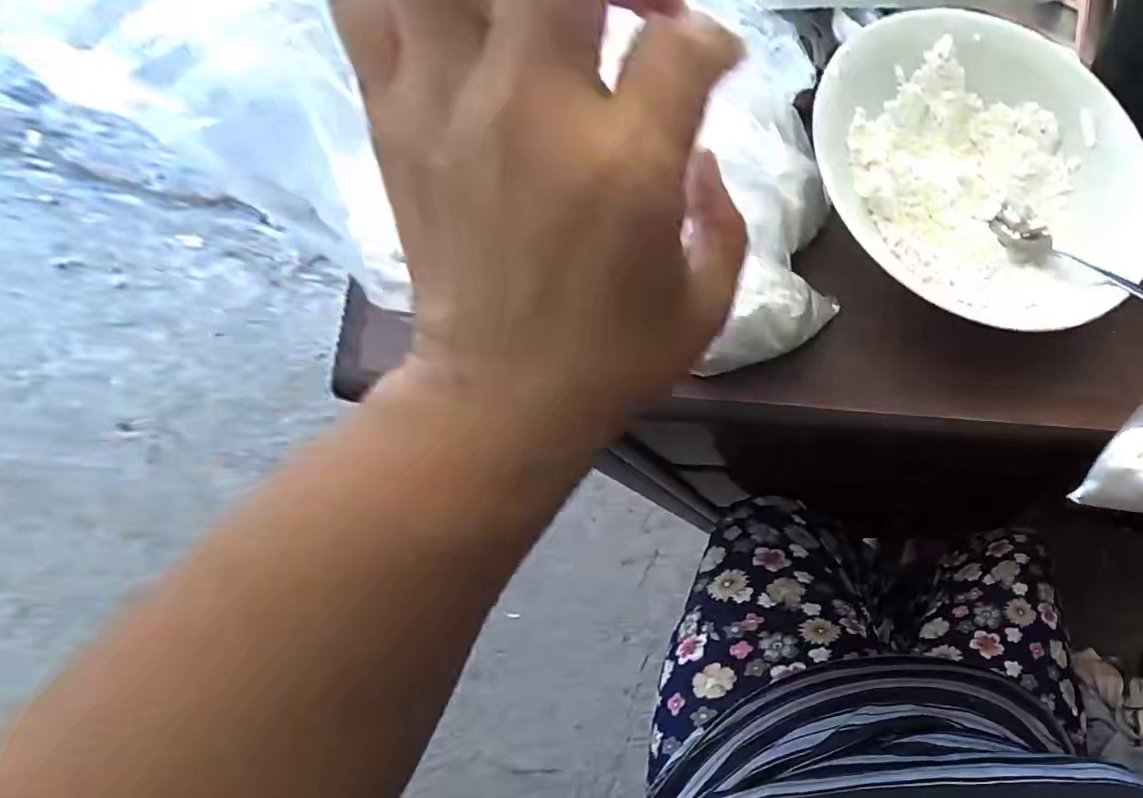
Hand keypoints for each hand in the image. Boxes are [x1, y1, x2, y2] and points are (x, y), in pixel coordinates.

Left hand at [331, 0, 747, 440]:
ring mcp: (451, 101)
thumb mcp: (709, 303)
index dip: (714, 43)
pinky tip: (473, 24)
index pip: (680, 52)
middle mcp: (537, 112)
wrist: (508, 391)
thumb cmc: (622, 356)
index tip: (722, 59)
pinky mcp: (393, 109)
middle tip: (648, 13)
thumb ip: (725, 221)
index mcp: (629, 169)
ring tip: (558, 14)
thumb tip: (700, 153)